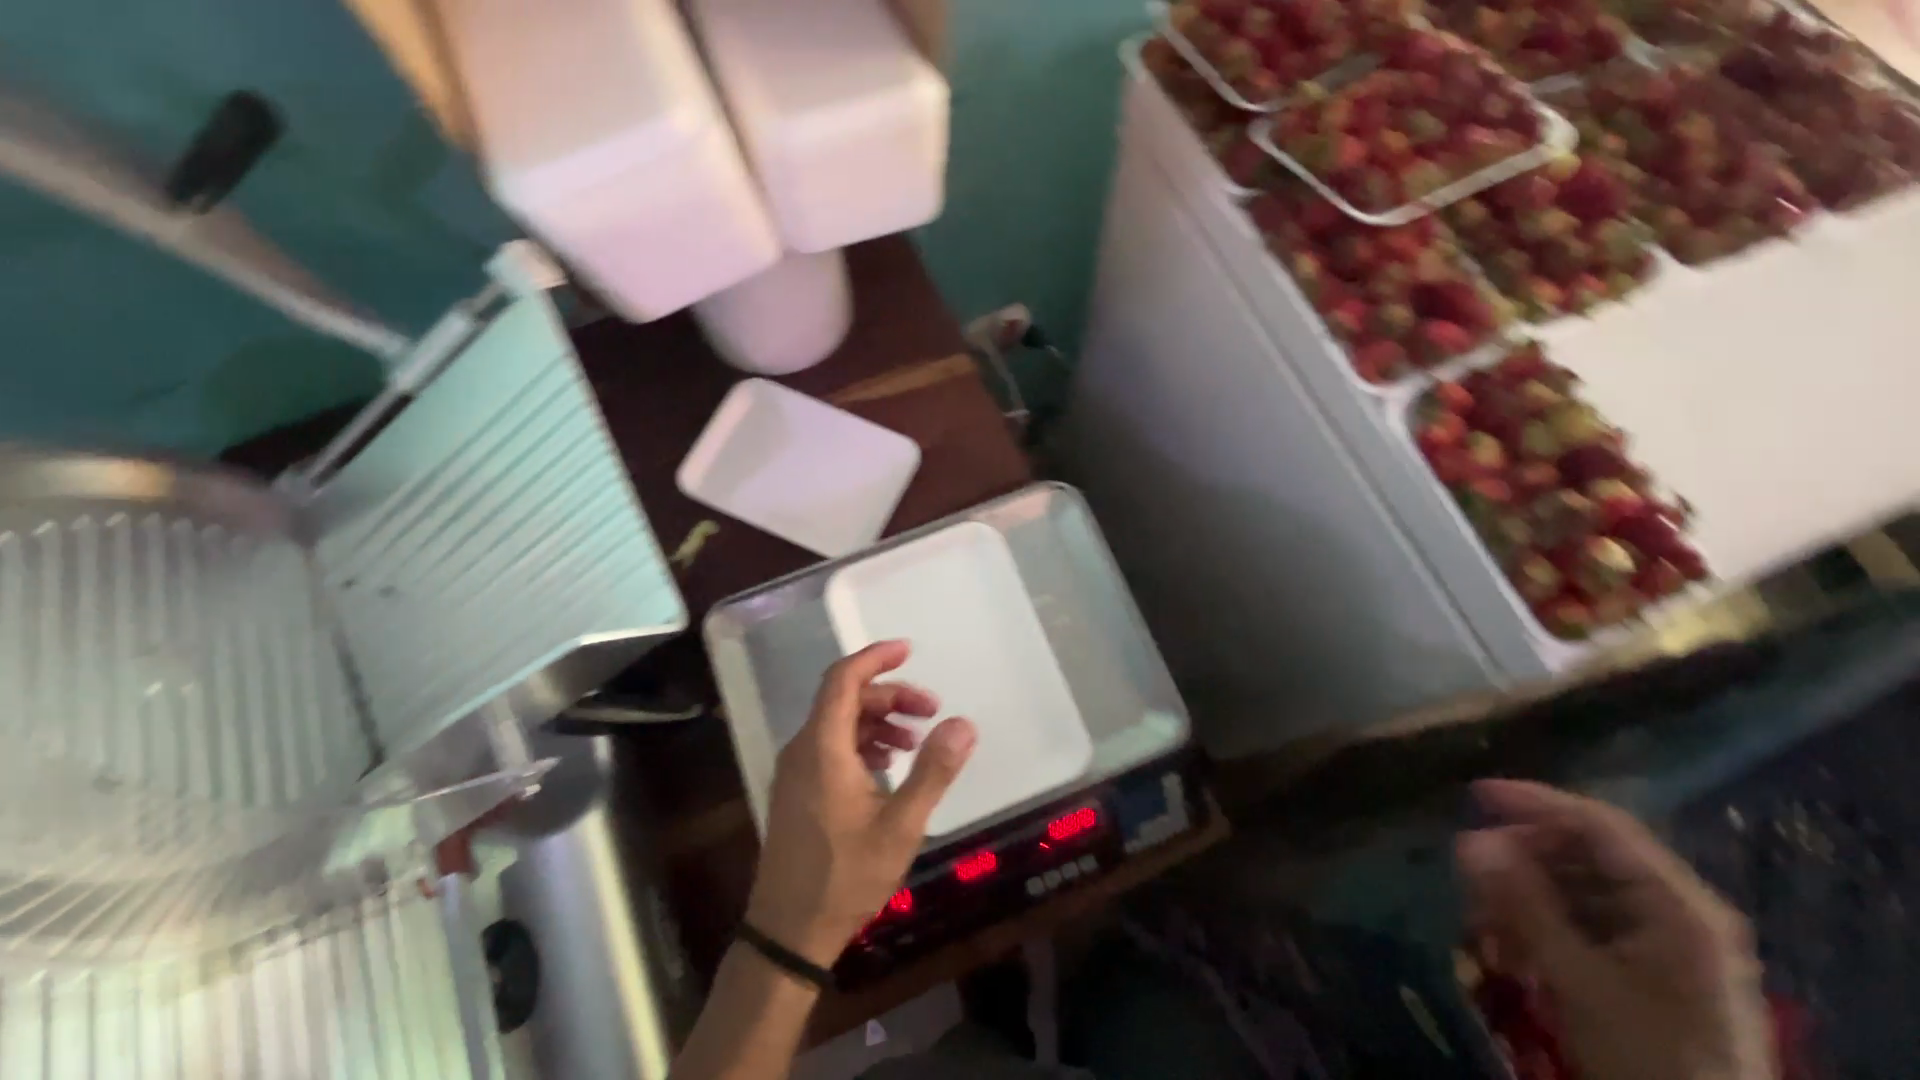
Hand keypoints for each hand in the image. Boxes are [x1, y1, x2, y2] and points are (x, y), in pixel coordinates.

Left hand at [745, 640, 976, 967]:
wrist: (789, 930)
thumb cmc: (845, 875)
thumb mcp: (901, 825)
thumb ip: (933, 771)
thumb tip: (963, 723)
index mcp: (822, 747)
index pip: (843, 679)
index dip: (875, 658)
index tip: (909, 650)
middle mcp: (802, 750)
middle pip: (843, 700)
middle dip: (889, 696)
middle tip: (930, 711)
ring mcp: (795, 773)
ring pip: (837, 725)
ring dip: (877, 722)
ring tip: (915, 742)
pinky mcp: (796, 793)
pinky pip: (829, 748)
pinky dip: (861, 744)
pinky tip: (888, 768)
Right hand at [1457, 780, 1773, 1079]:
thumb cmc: (1647, 1057)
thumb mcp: (1578, 979)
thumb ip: (1523, 905)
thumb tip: (1468, 840)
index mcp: (1677, 904)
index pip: (1600, 826)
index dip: (1536, 802)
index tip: (1475, 794)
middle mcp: (1676, 910)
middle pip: (1587, 856)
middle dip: (1523, 858)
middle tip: (1469, 872)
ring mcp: (1665, 941)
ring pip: (1580, 890)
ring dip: (1526, 895)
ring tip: (1481, 918)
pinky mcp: (1649, 968)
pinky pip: (1587, 924)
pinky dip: (1544, 926)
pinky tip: (1508, 946)